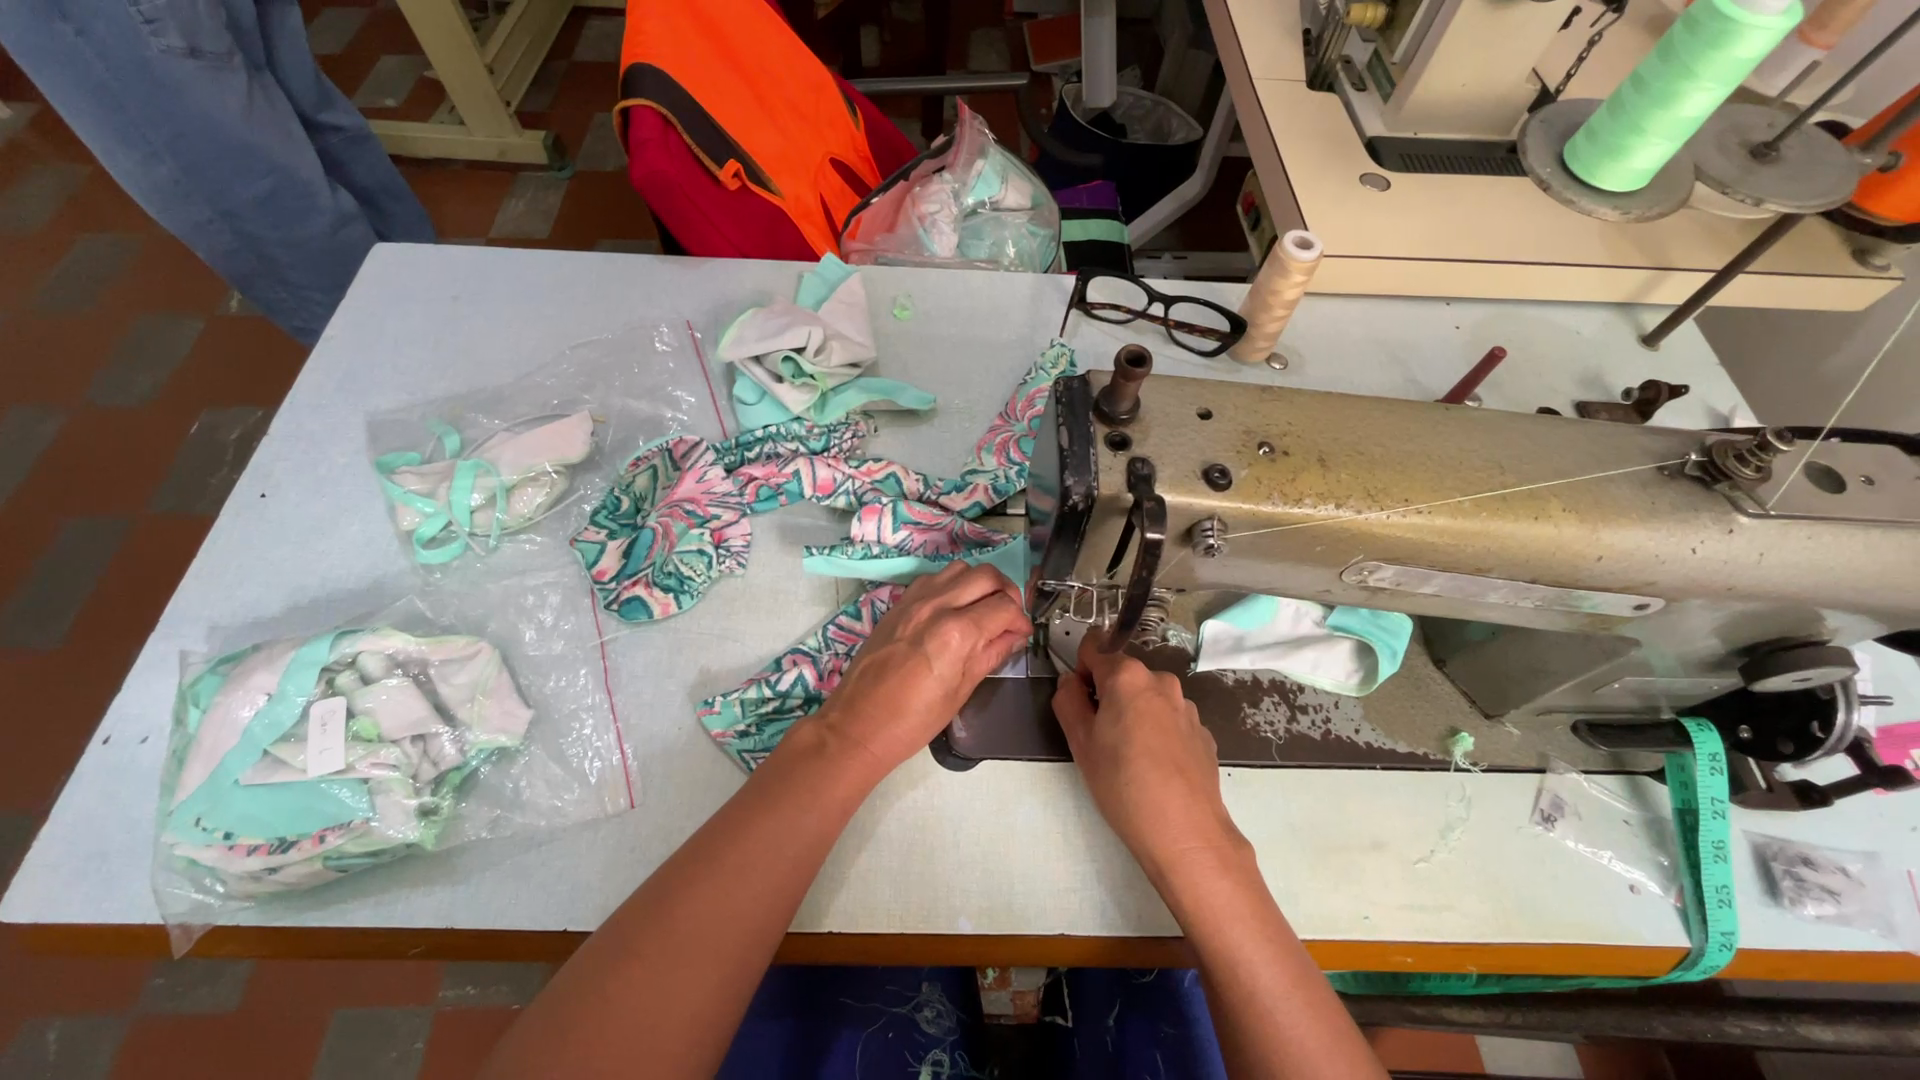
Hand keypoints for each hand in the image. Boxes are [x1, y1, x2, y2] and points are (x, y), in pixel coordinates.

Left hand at [817, 562, 1031, 776]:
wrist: (858, 724)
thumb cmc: (913, 720)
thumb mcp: (961, 691)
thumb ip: (991, 655)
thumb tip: (1014, 637)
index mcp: (956, 632)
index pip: (1004, 607)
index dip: (1020, 620)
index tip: (1022, 635)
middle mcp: (936, 606)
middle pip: (986, 576)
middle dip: (1007, 592)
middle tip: (1009, 617)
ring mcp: (914, 601)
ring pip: (960, 569)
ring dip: (979, 583)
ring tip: (983, 609)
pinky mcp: (898, 603)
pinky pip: (933, 578)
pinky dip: (952, 585)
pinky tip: (954, 609)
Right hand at [1052, 633, 1247, 879]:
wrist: (1185, 830)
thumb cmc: (1122, 783)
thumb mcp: (1079, 743)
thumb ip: (1068, 701)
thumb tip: (1072, 681)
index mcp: (1127, 676)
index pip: (1095, 645)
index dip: (1081, 667)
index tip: (1079, 699)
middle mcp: (1161, 681)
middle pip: (1124, 674)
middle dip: (1108, 695)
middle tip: (1100, 737)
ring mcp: (1187, 707)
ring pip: (1148, 698)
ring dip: (1135, 714)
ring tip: (1131, 757)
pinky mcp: (1203, 732)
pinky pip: (1170, 721)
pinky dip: (1158, 733)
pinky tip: (1156, 768)